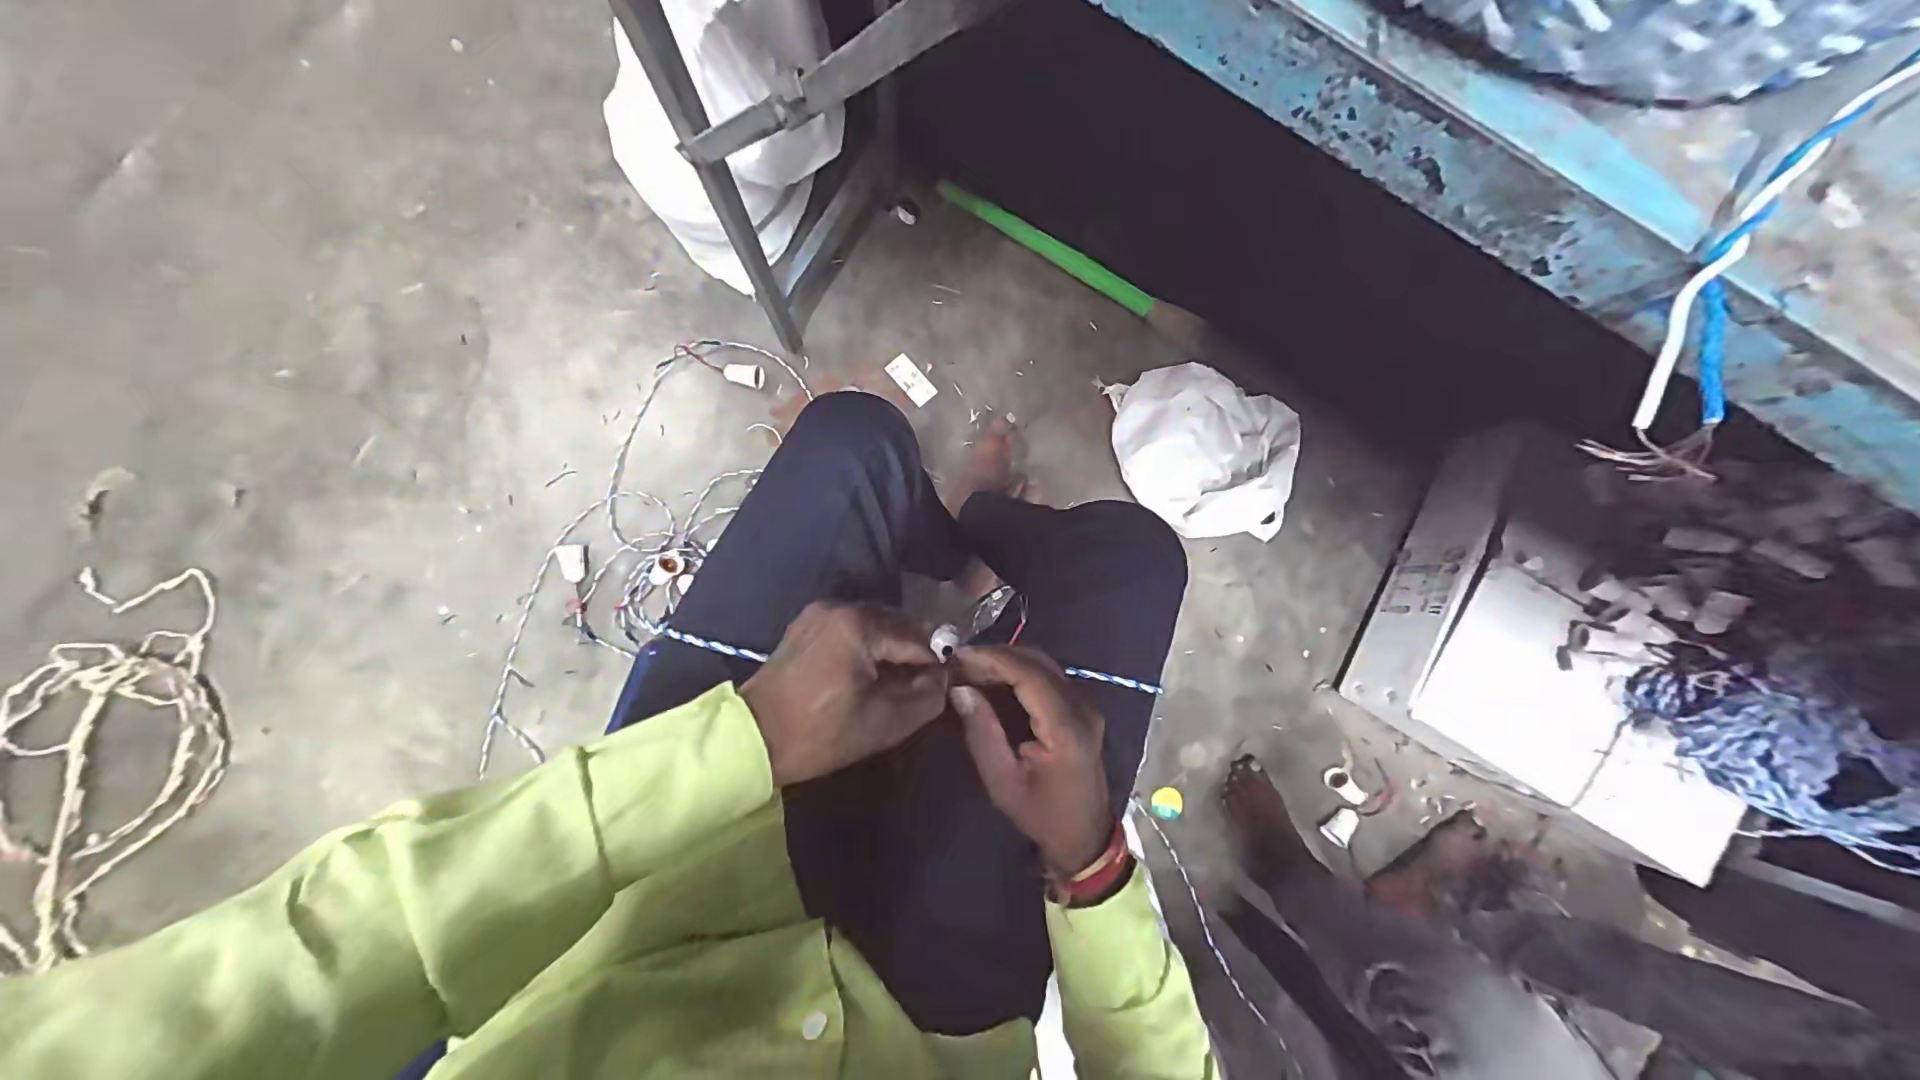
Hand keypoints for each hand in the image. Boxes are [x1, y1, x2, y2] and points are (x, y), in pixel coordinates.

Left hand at [740, 601, 949, 785]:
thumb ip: (927, 695)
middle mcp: (840, 606)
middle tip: (926, 685)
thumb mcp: (885, 722)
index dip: (938, 662)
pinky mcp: (807, 625)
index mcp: (859, 624)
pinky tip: (871, 674)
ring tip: (900, 682)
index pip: (919, 637)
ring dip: (892, 649)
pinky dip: (869, 647)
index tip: (950, 684)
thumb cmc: (821, 734)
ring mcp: (820, 612)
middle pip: (898, 624)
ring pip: (876, 625)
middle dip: (916, 653)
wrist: (752, 740)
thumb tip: (945, 677)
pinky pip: (852, 629)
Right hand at [951, 646, 1113, 878]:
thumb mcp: (1003, 782)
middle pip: (1037, 662)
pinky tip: (992, 681)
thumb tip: (960, 690)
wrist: (1085, 836)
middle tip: (959, 664)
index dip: (993, 659)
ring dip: (1006, 662)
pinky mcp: (1081, 708)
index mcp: (1066, 727)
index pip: (1029, 675)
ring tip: (970, 670)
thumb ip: (982, 733)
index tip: (959, 657)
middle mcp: (1082, 707)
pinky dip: (1018, 672)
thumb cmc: (1041, 814)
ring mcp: (1085, 705)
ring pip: (1043, 665)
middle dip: (996, 657)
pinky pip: (1047, 677)